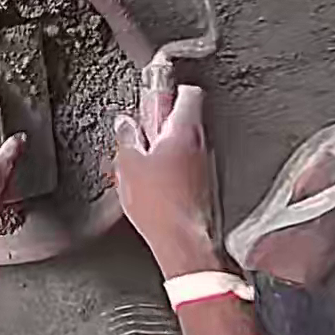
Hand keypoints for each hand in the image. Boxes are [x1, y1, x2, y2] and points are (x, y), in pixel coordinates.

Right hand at [113, 84, 225, 277]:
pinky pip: (192, 164)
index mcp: (184, 131)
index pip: (187, 93)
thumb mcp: (129, 165)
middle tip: (143, 132)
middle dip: (164, 121)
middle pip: (187, 117)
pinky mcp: (209, 185)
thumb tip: (125, 124)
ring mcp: (210, 166)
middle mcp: (204, 144)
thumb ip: (127, 138)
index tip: (153, 93)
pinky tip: (159, 182)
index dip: (169, 90)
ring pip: (190, 142)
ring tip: (148, 162)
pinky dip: (177, 166)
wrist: (186, 245)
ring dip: (170, 145)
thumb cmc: (160, 205)